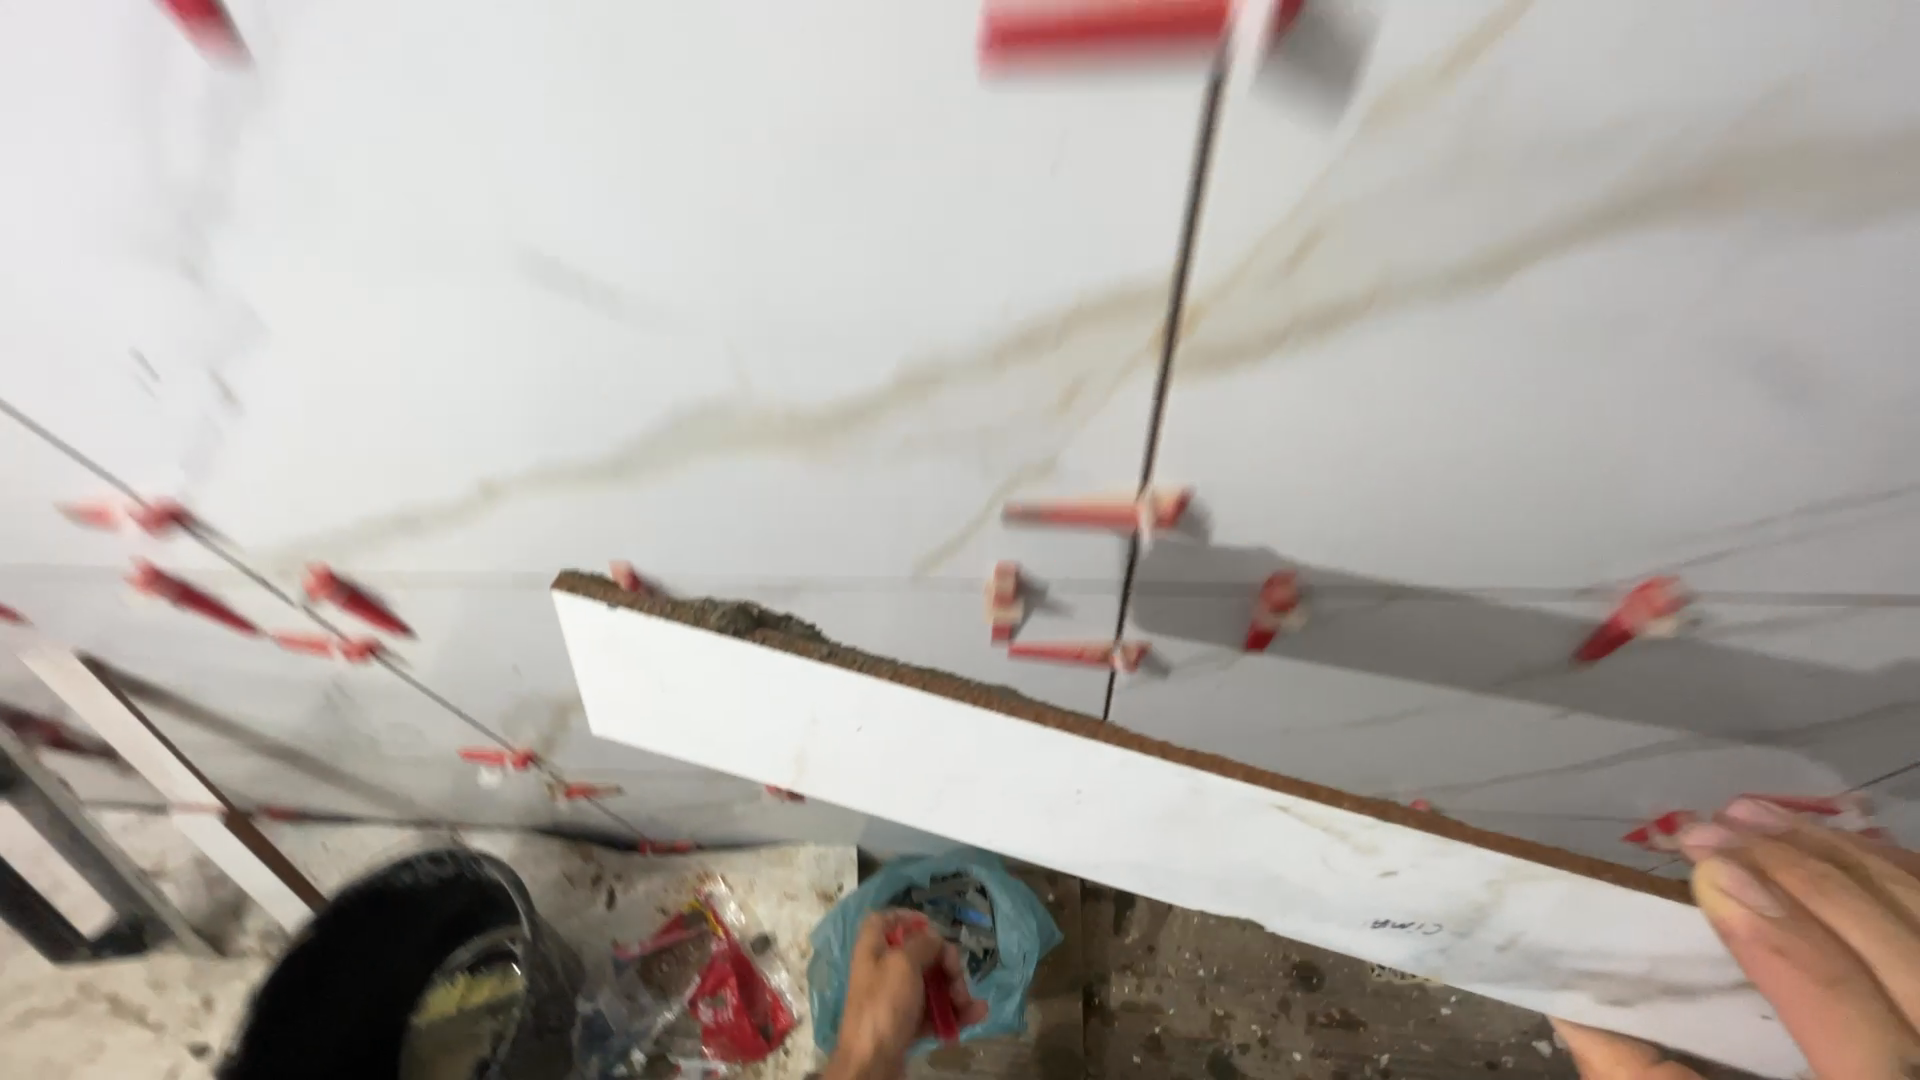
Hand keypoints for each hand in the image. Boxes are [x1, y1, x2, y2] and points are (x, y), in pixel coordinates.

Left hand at [826, 910, 989, 1079]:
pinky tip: (976, 1015)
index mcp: (873, 949)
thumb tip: (934, 937)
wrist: (872, 1065)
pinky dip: (954, 1012)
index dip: (906, 917)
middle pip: (920, 953)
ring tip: (968, 1005)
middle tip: (957, 976)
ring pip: (932, 984)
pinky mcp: (907, 1025)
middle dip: (946, 963)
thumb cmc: (884, 1005)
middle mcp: (883, 970)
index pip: (884, 920)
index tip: (931, 925)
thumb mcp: (903, 963)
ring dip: (956, 990)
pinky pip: (935, 1011)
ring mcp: (895, 999)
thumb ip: (922, 943)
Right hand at [1556, 798, 1919, 1079]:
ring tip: (1752, 814)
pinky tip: (1837, 841)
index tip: (1705, 866)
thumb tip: (1563, 999)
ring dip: (1847, 861)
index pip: (1849, 1016)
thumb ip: (1640, 1076)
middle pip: (1906, 961)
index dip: (1781, 940)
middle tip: (1703, 826)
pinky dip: (1903, 873)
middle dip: (1803, 878)